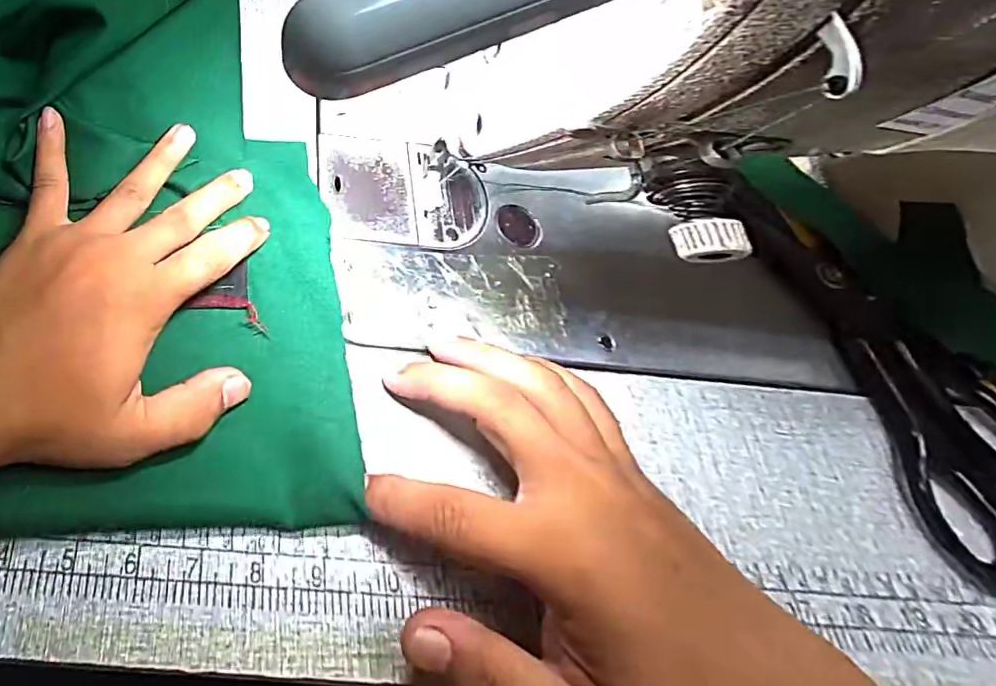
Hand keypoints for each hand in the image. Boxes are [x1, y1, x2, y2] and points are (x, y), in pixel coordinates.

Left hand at [0, 106, 267, 470]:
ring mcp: (78, 239)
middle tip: (242, 177)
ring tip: (183, 132)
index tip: (261, 225)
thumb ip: (191, 410)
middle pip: (181, 218)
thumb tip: (242, 384)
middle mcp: (121, 257)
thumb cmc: (52, 414)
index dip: (239, 241)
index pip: (208, 261)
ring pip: (130, 191)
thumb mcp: (131, 433)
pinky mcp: (38, 234)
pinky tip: (51, 116)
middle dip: (216, 197)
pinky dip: (52, 150)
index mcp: (148, 298)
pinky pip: (49, 184)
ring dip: (160, 160)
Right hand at [367, 339, 872, 685]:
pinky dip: (543, 371)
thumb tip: (417, 635)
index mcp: (563, 548)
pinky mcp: (632, 469)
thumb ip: (491, 669)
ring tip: (449, 343)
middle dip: (441, 384)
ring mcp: (612, 469)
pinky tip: (524, 367)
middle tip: (399, 375)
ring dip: (490, 357)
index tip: (364, 489)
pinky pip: (583, 398)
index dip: (401, 500)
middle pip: (498, 408)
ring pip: (541, 386)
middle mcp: (584, 488)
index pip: (457, 514)